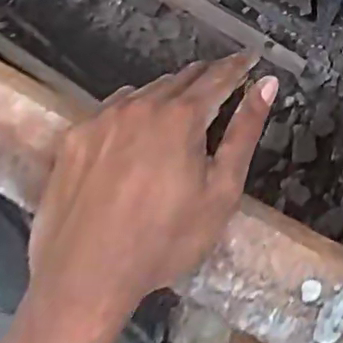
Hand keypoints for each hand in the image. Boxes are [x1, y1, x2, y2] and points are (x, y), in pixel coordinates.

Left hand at [1, 54, 277, 342]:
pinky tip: (136, 132)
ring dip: (170, 94)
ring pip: (149, 89)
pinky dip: (134, 109)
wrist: (83, 283)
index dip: (239, 65)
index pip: (219, 75)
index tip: (251, 59)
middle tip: (222, 87)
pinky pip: (114, 107)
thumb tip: (267, 85)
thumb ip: (245, 130)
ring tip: (180, 113)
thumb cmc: (163, 240)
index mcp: (182, 116)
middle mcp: (143, 105)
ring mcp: (104, 119)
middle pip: (184, 77)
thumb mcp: (221, 190)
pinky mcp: (75, 137)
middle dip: (207, 78)